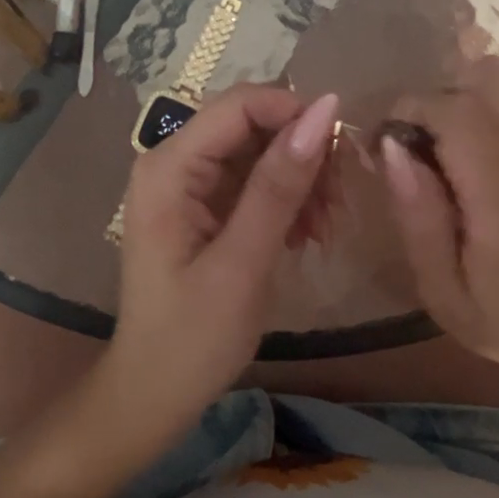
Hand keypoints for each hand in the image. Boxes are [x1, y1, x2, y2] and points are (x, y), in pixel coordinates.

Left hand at [109, 85, 340, 425]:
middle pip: (251, 124)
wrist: (155, 392)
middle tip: (339, 202)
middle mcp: (173, 161)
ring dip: (300, 179)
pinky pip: (254, 180)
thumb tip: (322, 110)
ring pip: (259, 150)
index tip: (343, 150)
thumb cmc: (193, 336)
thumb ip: (278, 185)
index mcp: (168, 166)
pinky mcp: (203, 205)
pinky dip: (286, 200)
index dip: (294, 112)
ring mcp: (187, 183)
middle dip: (301, 152)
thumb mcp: (243, 261)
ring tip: (325, 229)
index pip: (238, 105)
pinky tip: (306, 235)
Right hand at [378, 58, 498, 377]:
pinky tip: (452, 145)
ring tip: (427, 141)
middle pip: (476, 83)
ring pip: (494, 78)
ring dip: (449, 95)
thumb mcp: (442, 290)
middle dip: (426, 100)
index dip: (409, 110)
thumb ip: (417, 217)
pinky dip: (468, 101)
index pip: (457, 114)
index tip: (380, 143)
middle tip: (401, 143)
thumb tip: (390, 147)